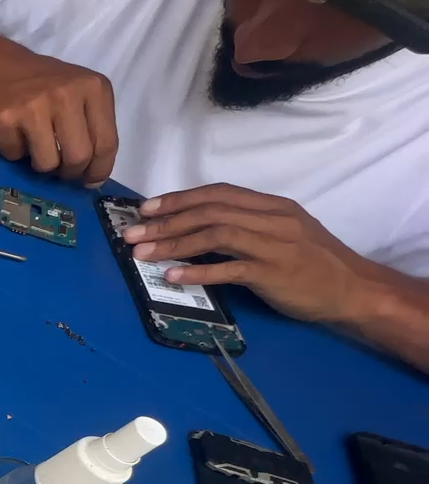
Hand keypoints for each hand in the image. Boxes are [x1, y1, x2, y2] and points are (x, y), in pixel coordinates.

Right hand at [0, 46, 117, 184]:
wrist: (0, 69)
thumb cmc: (43, 85)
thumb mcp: (78, 95)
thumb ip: (89, 124)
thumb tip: (90, 170)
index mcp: (94, 90)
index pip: (106, 141)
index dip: (100, 169)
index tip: (92, 182)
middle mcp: (68, 97)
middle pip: (77, 157)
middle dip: (69, 173)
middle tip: (61, 173)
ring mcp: (35, 109)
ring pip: (46, 162)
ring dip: (40, 165)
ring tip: (35, 150)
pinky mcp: (6, 121)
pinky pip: (15, 155)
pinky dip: (14, 152)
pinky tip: (13, 135)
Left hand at [121, 184, 382, 324]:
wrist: (352, 289)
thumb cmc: (306, 262)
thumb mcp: (275, 234)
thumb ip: (239, 226)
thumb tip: (185, 228)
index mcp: (273, 207)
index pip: (220, 193)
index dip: (179, 199)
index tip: (145, 208)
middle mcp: (275, 220)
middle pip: (212, 213)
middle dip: (166, 223)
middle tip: (130, 234)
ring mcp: (276, 246)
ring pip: (218, 236)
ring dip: (174, 244)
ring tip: (141, 253)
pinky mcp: (274, 273)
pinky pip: (230, 270)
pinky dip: (198, 272)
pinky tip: (170, 277)